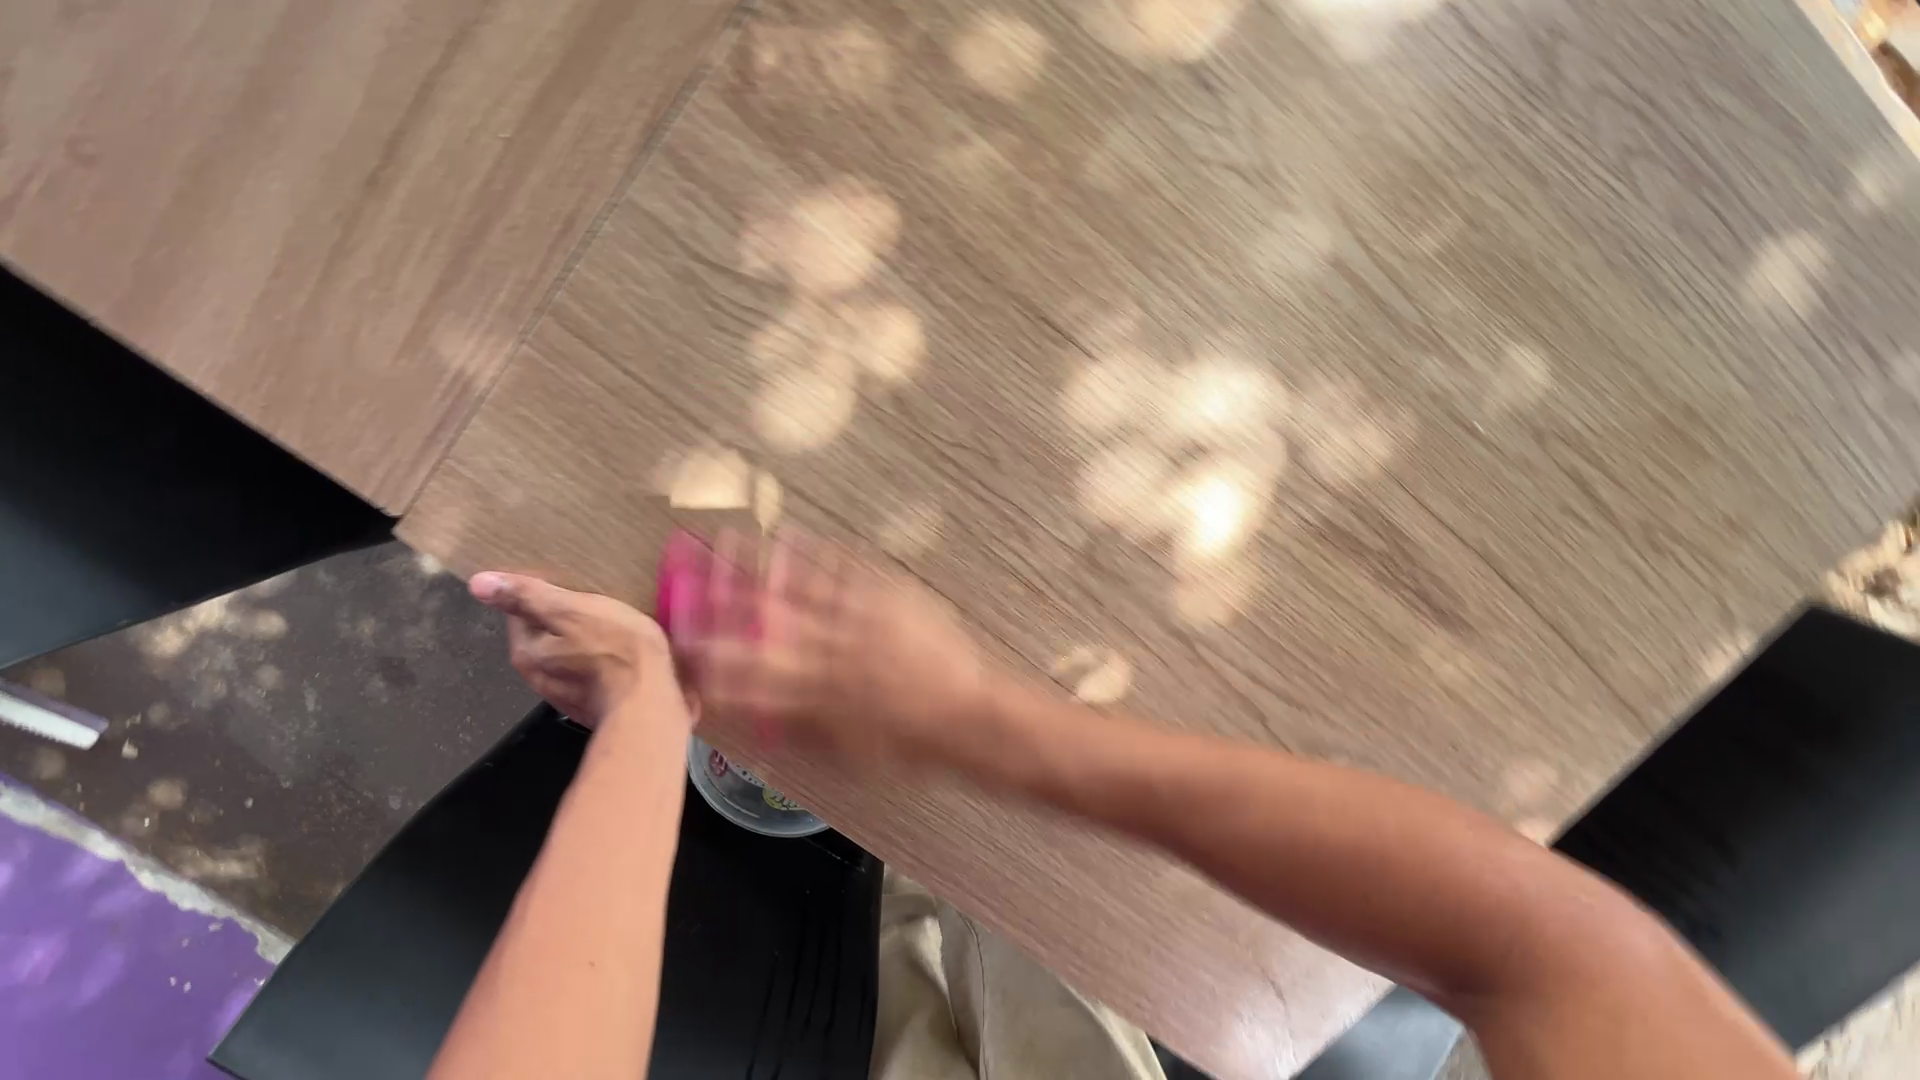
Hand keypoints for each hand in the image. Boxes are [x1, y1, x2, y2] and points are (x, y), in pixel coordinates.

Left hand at [470, 571, 686, 729]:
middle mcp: (537, 676)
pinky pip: (587, 673)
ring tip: (609, 627)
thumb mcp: (573, 611)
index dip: (543, 594)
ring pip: (565, 656)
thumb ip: (529, 597)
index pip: (520, 611)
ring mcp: (564, 694)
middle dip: (562, 620)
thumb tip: (478, 583)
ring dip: (580, 641)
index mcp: (527, 650)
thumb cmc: (616, 651)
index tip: (569, 585)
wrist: (648, 704)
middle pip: (543, 636)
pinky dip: (596, 661)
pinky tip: (619, 654)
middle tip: (593, 603)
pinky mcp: (590, 704)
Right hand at [678, 530, 992, 768]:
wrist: (969, 718)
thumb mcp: (850, 756)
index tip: (680, 648)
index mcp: (817, 697)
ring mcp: (860, 618)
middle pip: (765, 624)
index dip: (711, 662)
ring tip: (726, 540)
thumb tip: (764, 719)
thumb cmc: (912, 748)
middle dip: (721, 603)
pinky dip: (816, 551)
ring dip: (759, 564)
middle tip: (685, 582)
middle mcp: (830, 653)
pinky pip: (847, 568)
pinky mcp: (889, 597)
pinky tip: (791, 534)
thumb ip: (801, 733)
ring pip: (799, 588)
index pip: (750, 677)